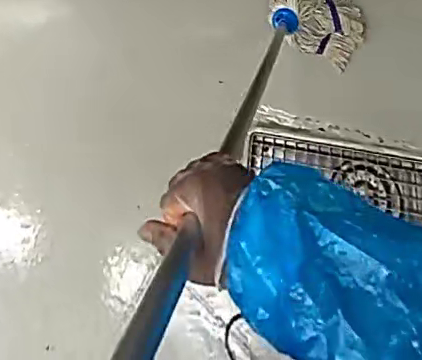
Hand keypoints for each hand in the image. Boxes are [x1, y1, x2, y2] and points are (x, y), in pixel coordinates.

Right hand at [137, 151, 252, 285]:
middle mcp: (210, 167)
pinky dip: (220, 189)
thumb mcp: (192, 257)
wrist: (273, 242)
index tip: (187, 237)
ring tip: (216, 223)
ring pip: (204, 178)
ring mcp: (229, 166)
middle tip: (200, 232)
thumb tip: (148, 231)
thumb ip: (164, 241)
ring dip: (204, 195)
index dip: (175, 224)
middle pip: (185, 184)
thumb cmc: (235, 247)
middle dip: (187, 205)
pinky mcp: (244, 170)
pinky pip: (222, 176)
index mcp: (192, 182)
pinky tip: (228, 211)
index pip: (167, 200)